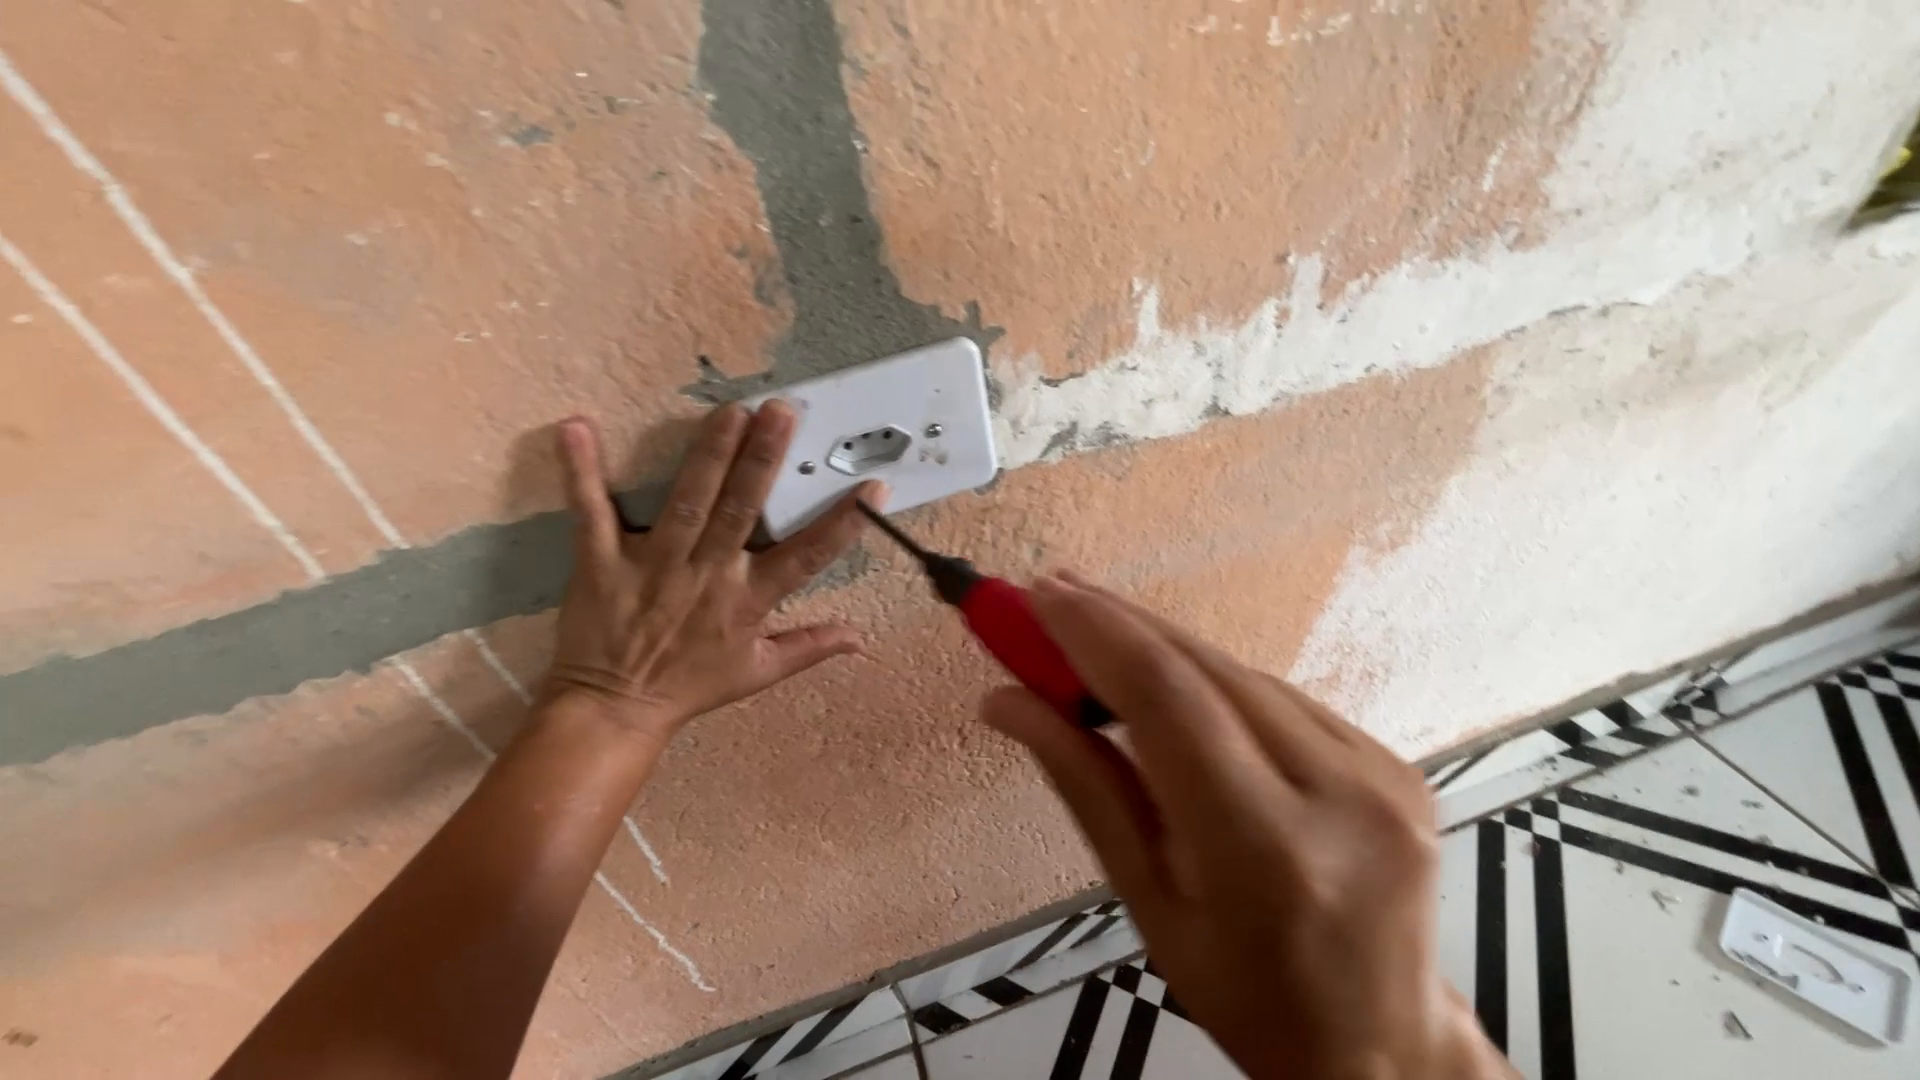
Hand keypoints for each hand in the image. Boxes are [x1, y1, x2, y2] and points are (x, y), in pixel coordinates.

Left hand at [544, 402, 881, 743]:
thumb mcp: (758, 672)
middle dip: (764, 459)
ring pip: (687, 501)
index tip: (873, 488)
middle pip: (742, 509)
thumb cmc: (691, 687)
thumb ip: (810, 647)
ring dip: (708, 455)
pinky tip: (577, 427)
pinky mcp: (601, 562)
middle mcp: (707, 574)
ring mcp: (653, 564)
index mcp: (748, 599)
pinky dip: (582, 472)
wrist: (614, 710)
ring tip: (729, 412)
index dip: (843, 523)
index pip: (806, 557)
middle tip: (781, 411)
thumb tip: (861, 637)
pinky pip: (592, 512)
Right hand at [982, 572, 1509, 1079]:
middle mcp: (1338, 794)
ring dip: (1160, 644)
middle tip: (1052, 592)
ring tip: (1094, 628)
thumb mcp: (1146, 901)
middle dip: (1119, 623)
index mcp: (1266, 852)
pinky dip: (1209, 677)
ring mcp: (1379, 771)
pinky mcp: (1391, 758)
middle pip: (1206, 671)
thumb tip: (1005, 700)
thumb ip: (1083, 785)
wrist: (1381, 1041)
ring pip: (1240, 674)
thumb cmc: (1244, 993)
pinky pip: (1276, 696)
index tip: (1037, 595)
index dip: (1096, 635)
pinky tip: (1167, 675)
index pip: (1168, 704)